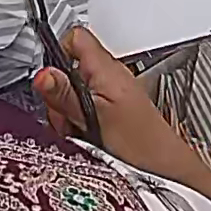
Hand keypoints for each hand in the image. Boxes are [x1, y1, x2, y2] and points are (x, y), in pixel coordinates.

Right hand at [36, 28, 210, 210]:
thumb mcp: (95, 118)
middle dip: (58, 95)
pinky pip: (82, 110)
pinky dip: (78, 125)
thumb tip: (42, 74)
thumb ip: (65, 94)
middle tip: (66, 115)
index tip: (48, 76)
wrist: (168, 173)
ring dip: (67, 114)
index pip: (75, 37)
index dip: (57, 52)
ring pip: (72, 93)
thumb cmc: (142, 145)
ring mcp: (111, 96)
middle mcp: (110, 77)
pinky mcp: (111, 114)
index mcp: (106, 68)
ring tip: (79, 131)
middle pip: (67, 69)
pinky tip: (85, 139)